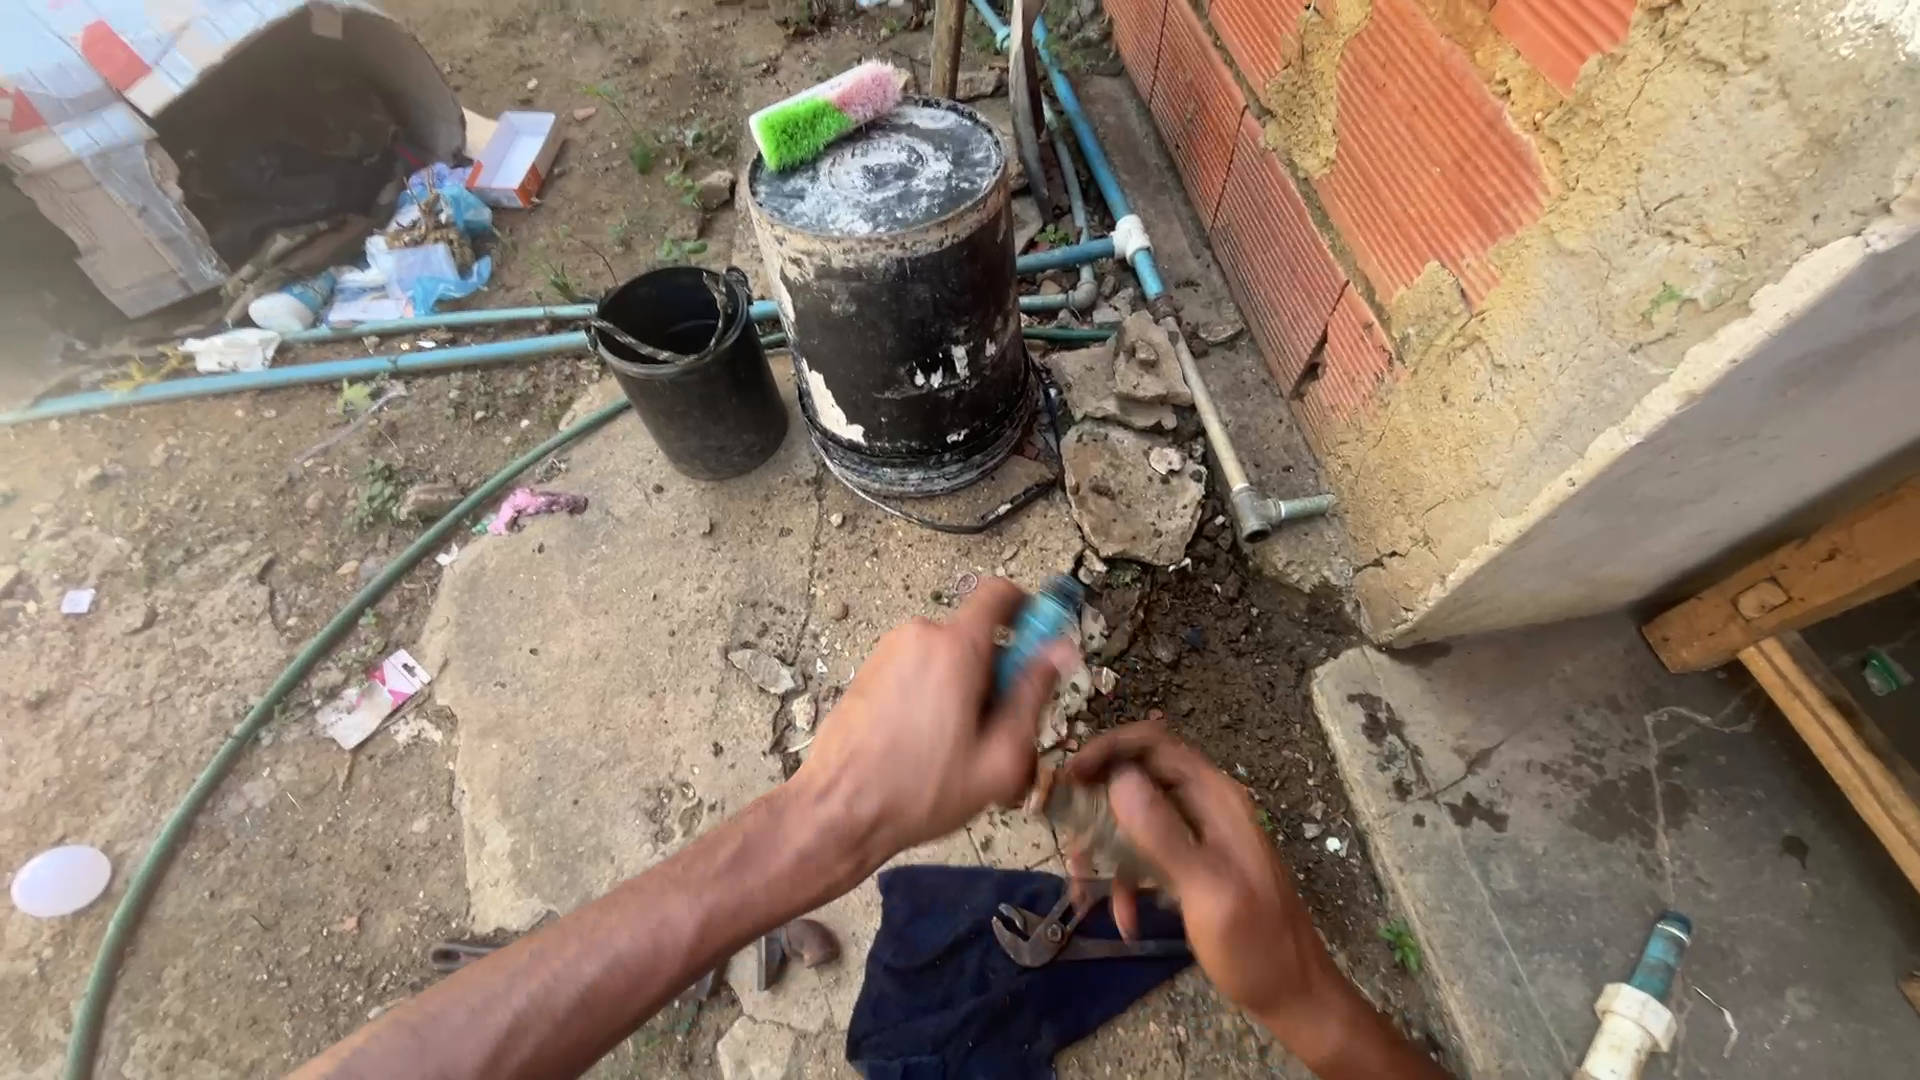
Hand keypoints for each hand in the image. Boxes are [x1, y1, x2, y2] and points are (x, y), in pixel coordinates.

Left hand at [796, 578, 1071, 872]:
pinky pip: (920, 670)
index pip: (1000, 593)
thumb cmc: (919, 790)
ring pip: (949, 659)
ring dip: (966, 693)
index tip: (1038, 641)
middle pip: (978, 637)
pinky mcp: (872, 670)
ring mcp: (890, 651)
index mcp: (955, 647)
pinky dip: (935, 697)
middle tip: (1000, 732)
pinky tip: (930, 747)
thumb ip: (1033, 694)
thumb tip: (1059, 651)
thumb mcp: (999, 755)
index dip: (1028, 610)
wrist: (839, 810)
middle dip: (997, 677)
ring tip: (963, 750)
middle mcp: (920, 636)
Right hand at [1067, 723, 1342, 1033]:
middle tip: (1068, 835)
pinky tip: (1124, 918)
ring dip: (1105, 850)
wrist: (1296, 998)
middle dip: (1096, 805)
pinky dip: (1126, 880)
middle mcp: (1203, 803)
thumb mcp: (1206, 889)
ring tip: (1083, 890)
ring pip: (1133, 817)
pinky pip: (1144, 852)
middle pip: (1135, 775)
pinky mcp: (1189, 861)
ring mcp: (1196, 832)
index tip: (1071, 776)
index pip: (1153, 742)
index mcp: (1214, 796)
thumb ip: (1162, 832)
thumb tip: (1117, 778)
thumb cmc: (1256, 944)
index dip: (1107, 748)